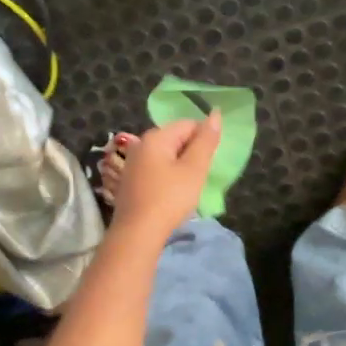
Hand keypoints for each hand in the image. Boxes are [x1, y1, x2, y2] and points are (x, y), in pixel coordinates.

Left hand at [109, 110, 221, 241]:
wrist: (137, 232)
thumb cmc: (169, 198)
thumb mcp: (194, 169)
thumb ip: (206, 141)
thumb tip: (215, 113)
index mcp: (155, 137)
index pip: (188, 124)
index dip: (203, 140)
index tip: (208, 163)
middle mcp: (140, 144)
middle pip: (175, 139)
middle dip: (191, 154)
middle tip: (198, 176)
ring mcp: (132, 163)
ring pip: (166, 155)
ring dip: (180, 167)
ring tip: (187, 187)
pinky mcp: (130, 181)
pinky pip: (155, 169)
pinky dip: (167, 177)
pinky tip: (171, 194)